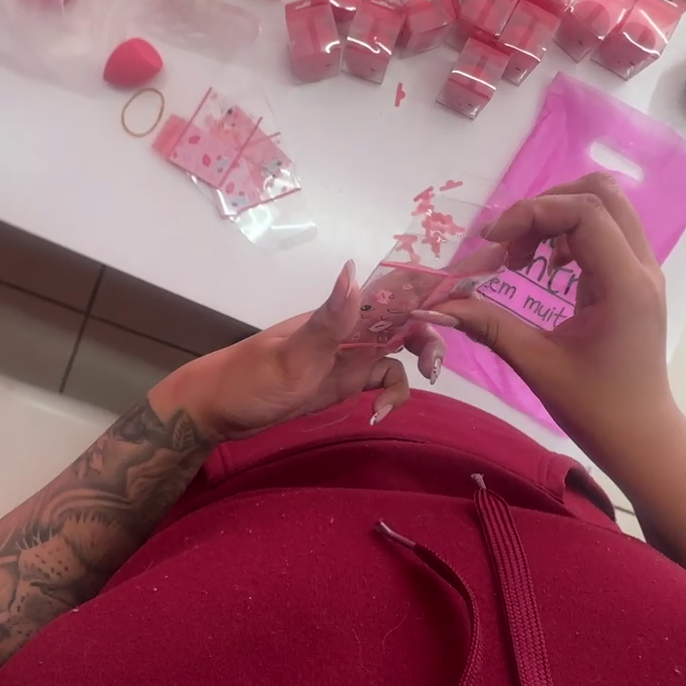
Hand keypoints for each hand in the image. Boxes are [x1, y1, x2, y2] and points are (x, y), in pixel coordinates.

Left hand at [152, 262, 446, 442]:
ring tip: (417, 386)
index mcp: (339, 314)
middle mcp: (350, 329)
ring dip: (416, 364)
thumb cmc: (249, 380)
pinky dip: (390, 396)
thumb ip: (329, 320)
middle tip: (436, 362)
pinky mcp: (344, 383)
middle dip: (433, 331)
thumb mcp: (293, 355)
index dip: (431, 286)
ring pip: (400, 350)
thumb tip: (357, 271)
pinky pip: (382, 382)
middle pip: (407, 318)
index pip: (393, 291)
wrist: (217, 412)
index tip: (467, 291)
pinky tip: (378, 414)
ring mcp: (349, 356)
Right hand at [414, 174, 678, 470]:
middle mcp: (641, 267)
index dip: (531, 214)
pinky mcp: (633, 280)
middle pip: (600, 193)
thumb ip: (488, 326)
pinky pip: (605, 232)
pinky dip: (569, 235)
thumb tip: (438, 306)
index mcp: (624, 285)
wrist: (640, 437)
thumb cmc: (594, 407)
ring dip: (556, 218)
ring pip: (605, 207)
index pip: (583, 213)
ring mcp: (642, 271)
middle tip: (507, 245)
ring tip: (522, 256)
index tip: (491, 242)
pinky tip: (545, 268)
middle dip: (545, 206)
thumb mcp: (535, 365)